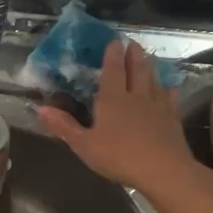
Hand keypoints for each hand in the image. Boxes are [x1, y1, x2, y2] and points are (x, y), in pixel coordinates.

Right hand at [37, 40, 201, 198]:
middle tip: (133, 44)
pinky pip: (170, 100)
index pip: (113, 72)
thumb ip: (64, 126)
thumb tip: (40, 109)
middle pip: (137, 71)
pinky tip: (171, 87)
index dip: (113, 56)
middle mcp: (136, 98)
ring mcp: (157, 108)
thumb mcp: (84, 145)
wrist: (163, 171)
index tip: (115, 41)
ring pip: (154, 82)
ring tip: (149, 59)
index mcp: (113, 100)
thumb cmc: (119, 156)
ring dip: (150, 68)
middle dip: (134, 56)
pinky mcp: (173, 120)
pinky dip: (169, 91)